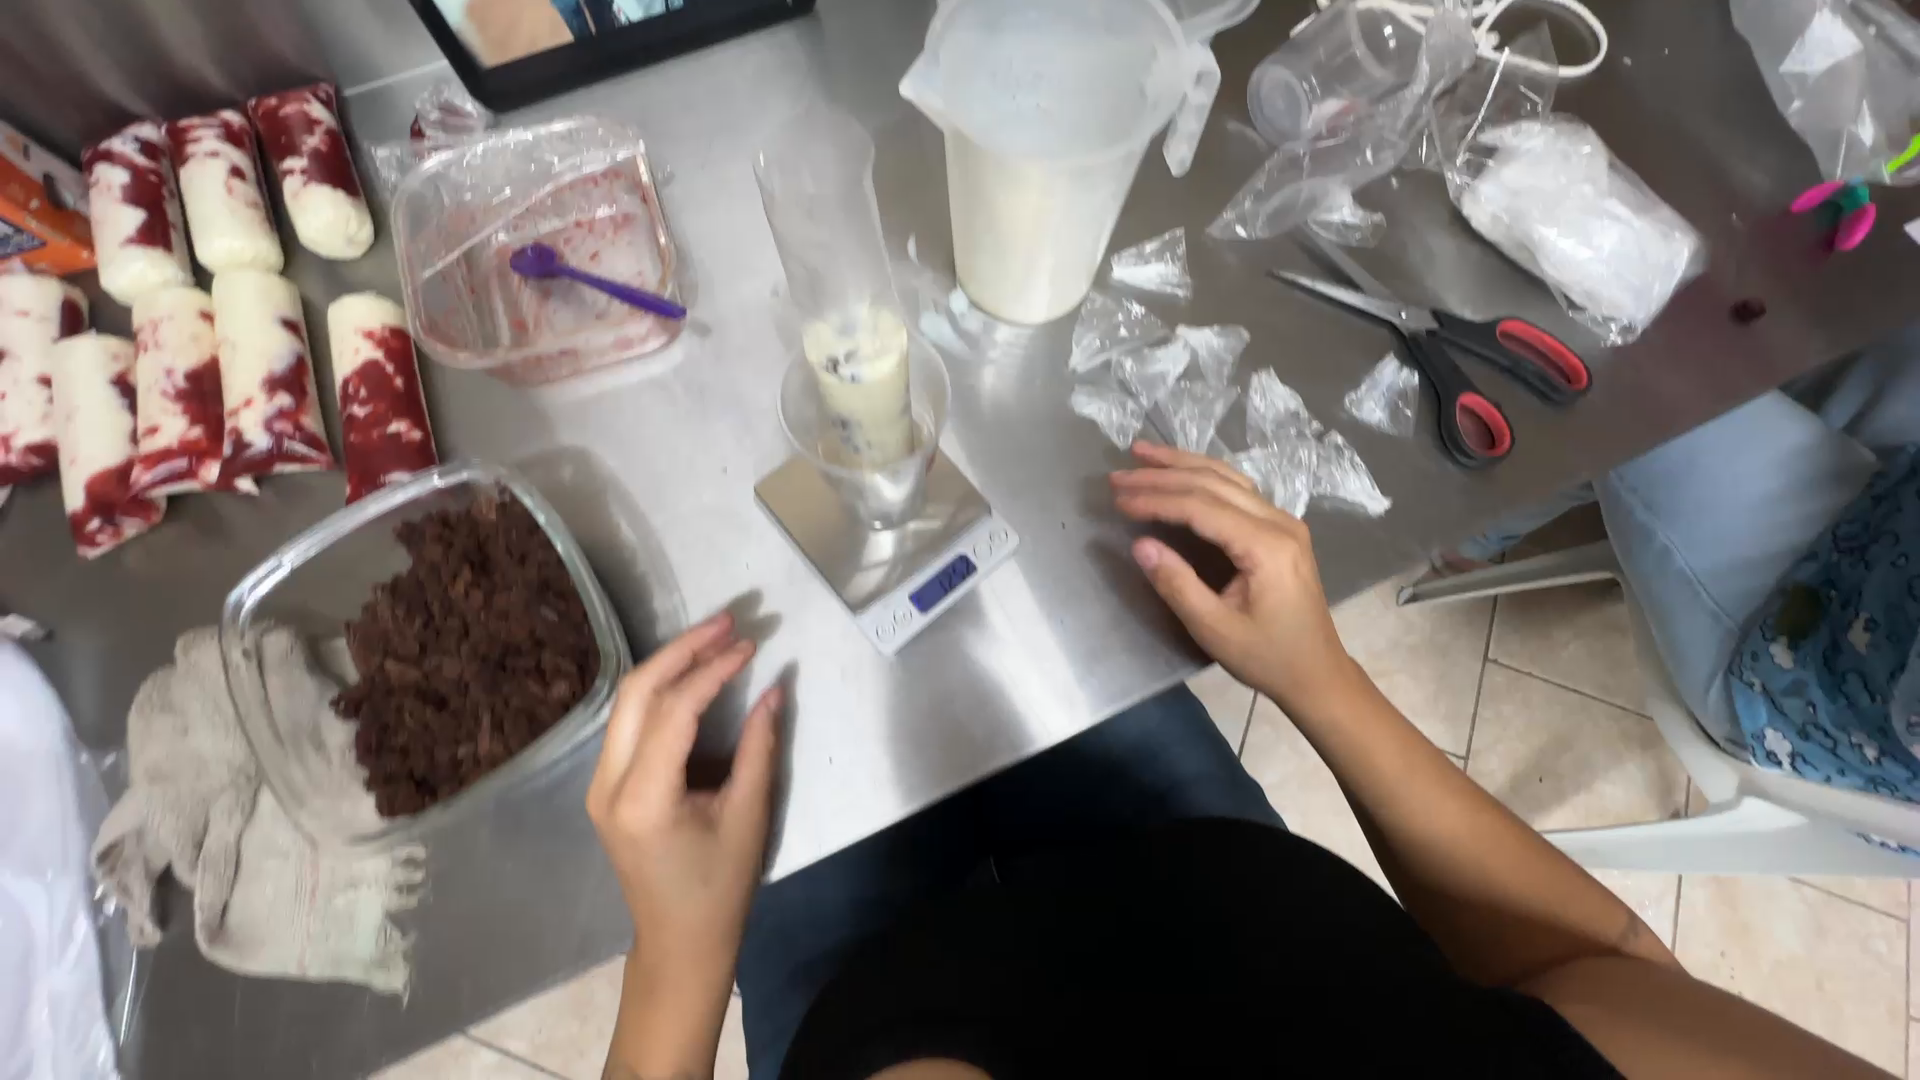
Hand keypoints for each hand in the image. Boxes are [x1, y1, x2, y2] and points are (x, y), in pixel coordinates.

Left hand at [586, 612, 780, 995]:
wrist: (679, 941)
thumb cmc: (720, 886)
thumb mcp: (749, 815)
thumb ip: (759, 746)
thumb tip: (774, 688)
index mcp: (643, 797)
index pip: (675, 710)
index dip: (713, 670)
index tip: (750, 645)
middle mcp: (608, 783)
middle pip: (636, 692)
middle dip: (683, 649)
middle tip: (728, 621)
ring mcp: (600, 782)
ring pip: (628, 700)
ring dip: (671, 663)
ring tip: (716, 637)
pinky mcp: (608, 783)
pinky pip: (632, 720)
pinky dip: (663, 688)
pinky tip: (695, 672)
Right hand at [1110, 442, 1358, 713]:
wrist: (1317, 673)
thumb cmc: (1267, 656)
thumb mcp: (1214, 629)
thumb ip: (1176, 584)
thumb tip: (1140, 544)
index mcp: (1266, 546)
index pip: (1201, 507)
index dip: (1156, 499)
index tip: (1119, 499)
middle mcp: (1279, 523)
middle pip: (1213, 483)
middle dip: (1162, 475)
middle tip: (1118, 475)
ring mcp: (1283, 522)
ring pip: (1227, 477)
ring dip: (1182, 464)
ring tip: (1142, 452)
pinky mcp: (1278, 528)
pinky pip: (1236, 489)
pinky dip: (1202, 476)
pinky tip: (1180, 471)